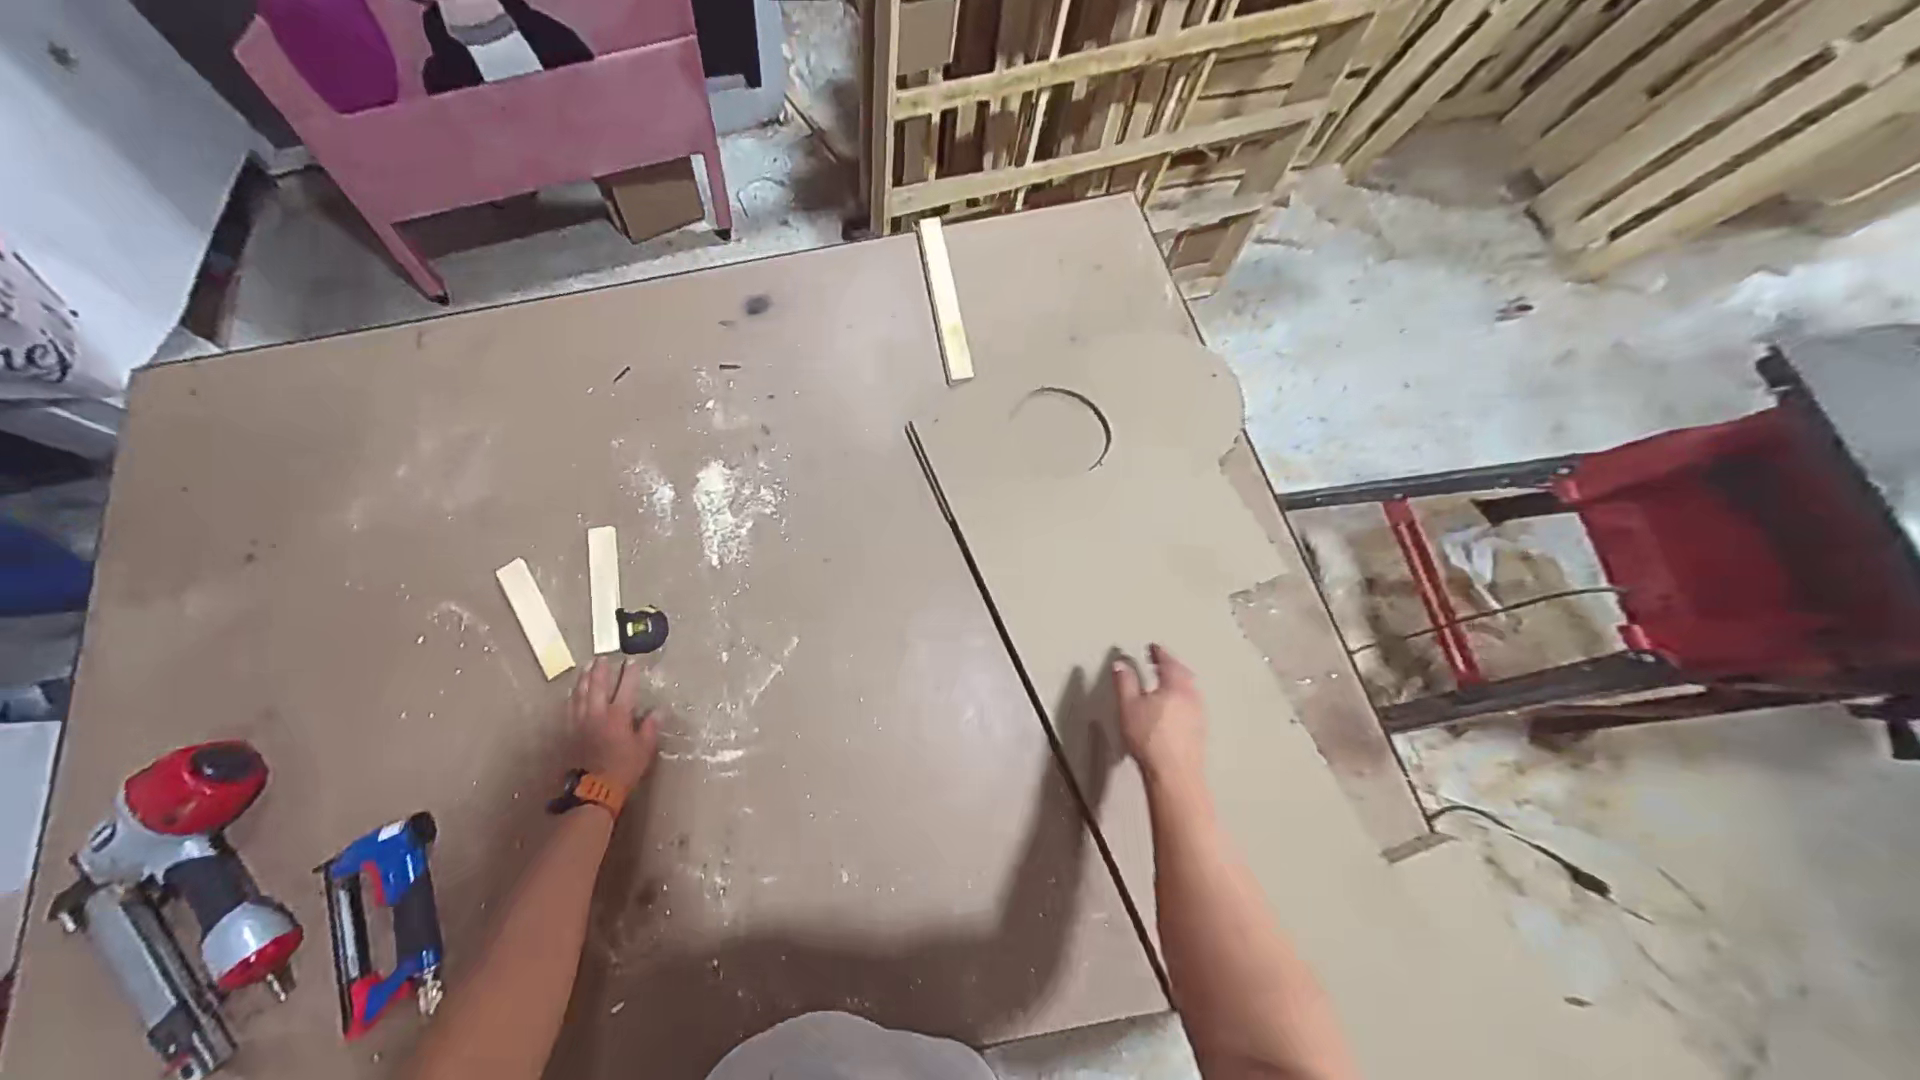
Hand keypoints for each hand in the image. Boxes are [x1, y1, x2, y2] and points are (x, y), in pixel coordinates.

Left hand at [568, 657, 661, 792]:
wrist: (592, 791)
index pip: (626, 688)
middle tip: (602, 657)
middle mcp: (597, 714)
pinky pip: (570, 707)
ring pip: (580, 694)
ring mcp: (580, 722)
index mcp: (618, 716)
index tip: (633, 662)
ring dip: (584, 678)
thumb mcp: (644, 749)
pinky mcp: (568, 732)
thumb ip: (649, 727)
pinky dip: (573, 696)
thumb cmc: (623, 769)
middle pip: (597, 685)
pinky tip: (573, 691)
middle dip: (601, 670)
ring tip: (586, 667)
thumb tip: (658, 711)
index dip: (630, 673)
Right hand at [1113, 644, 1206, 788]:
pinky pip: (1191, 705)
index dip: (1159, 653)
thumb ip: (1124, 682)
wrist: (1175, 775)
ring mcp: (1199, 716)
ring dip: (1178, 682)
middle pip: (1183, 674)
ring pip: (1189, 690)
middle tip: (1161, 661)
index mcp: (1176, 686)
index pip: (1168, 662)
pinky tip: (1173, 708)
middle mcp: (1192, 697)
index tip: (1153, 647)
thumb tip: (1120, 664)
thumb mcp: (1128, 706)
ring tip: (1166, 682)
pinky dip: (1181, 698)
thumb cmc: (1149, 738)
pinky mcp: (1199, 732)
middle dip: (1171, 665)